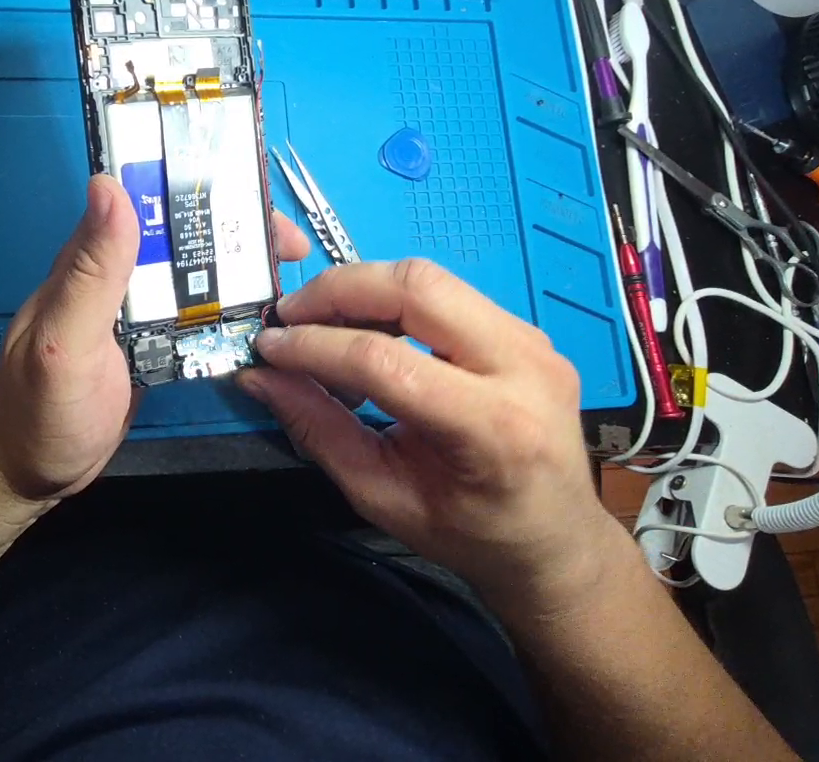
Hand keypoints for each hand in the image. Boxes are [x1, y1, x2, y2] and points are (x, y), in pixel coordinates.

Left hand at [0, 175, 311, 503]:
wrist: (31, 474)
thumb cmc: (39, 410)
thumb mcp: (66, 339)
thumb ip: (90, 270)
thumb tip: (109, 183)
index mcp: (90, 262)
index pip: (145, 202)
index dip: (198, 187)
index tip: (252, 192)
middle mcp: (116, 278)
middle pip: (182, 236)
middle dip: (236, 230)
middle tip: (289, 245)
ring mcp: (137, 314)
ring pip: (195, 276)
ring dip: (240, 270)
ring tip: (289, 276)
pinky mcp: (153, 346)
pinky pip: (197, 317)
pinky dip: (230, 312)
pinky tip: (263, 317)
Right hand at [238, 259, 619, 610]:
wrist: (557, 541)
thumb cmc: (469, 534)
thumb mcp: (381, 494)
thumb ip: (318, 428)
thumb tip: (261, 377)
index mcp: (491, 427)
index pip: (384, 359)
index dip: (313, 347)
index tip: (267, 346)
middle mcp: (522, 366)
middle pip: (415, 288)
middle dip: (338, 290)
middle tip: (290, 314)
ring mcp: (531, 340)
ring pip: (429, 278)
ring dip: (362, 287)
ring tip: (319, 319)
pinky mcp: (524, 330)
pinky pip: (444, 292)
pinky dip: (390, 299)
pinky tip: (362, 326)